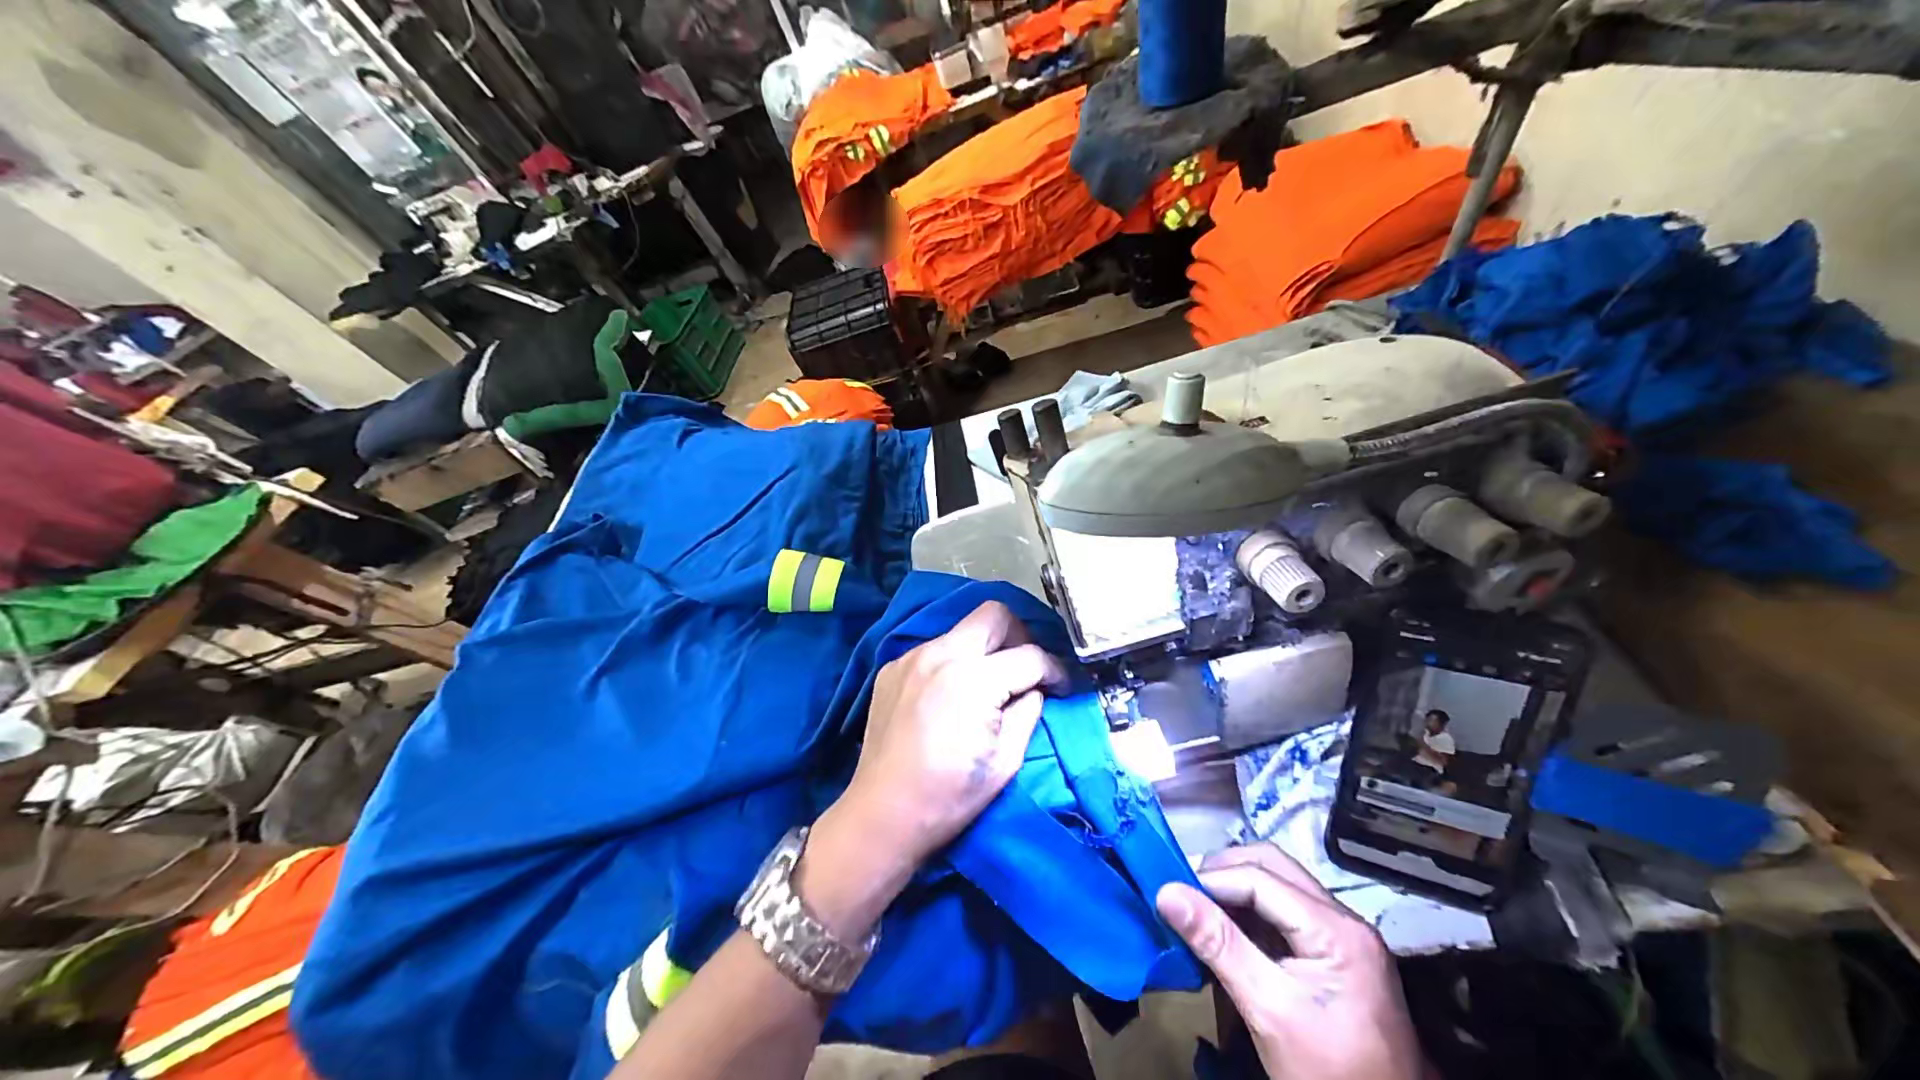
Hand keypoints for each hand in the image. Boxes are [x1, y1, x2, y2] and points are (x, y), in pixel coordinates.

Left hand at [841, 601, 1068, 864]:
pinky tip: (952, 694)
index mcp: (972, 679)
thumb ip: (1028, 711)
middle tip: (1025, 670)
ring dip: (984, 648)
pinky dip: (954, 661)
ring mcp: (911, 657)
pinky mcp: (892, 668)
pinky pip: (935, 649)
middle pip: (994, 614)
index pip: (1029, 655)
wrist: (883, 814)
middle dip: (1019, 636)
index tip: (1062, 685)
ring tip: (988, 684)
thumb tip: (1036, 687)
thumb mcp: (1006, 760)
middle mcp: (939, 654)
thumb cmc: (950, 796)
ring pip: (962, 629)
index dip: (1055, 670)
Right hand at [1156, 845, 1423, 1079]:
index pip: (1260, 878)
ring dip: (1234, 889)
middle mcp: (1343, 919)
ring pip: (1277, 884)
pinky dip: (1249, 912)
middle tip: (1183, 893)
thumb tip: (1166, 893)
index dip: (1210, 880)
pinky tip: (1223, 932)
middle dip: (1222, 872)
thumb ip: (1219, 945)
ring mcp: (1341, 936)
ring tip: (1196, 910)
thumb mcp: (1269, 1010)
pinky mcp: (1334, 955)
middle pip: (1272, 866)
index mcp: (1336, 929)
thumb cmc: (1331, 1073)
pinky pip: (1283, 912)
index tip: (1167, 892)